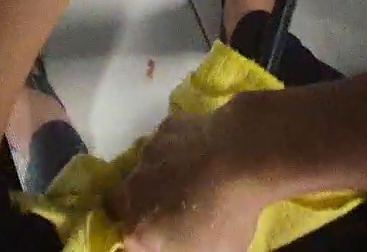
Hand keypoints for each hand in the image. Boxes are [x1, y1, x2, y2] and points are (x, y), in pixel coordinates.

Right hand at [110, 106, 271, 251]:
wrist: (240, 156)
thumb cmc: (226, 216)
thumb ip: (181, 250)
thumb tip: (178, 242)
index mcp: (139, 229)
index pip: (131, 245)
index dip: (148, 245)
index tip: (165, 241)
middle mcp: (133, 190)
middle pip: (126, 204)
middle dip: (143, 208)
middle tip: (169, 213)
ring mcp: (147, 153)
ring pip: (145, 170)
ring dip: (159, 178)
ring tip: (190, 180)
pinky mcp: (164, 127)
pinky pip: (164, 145)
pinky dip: (175, 152)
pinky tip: (199, 154)